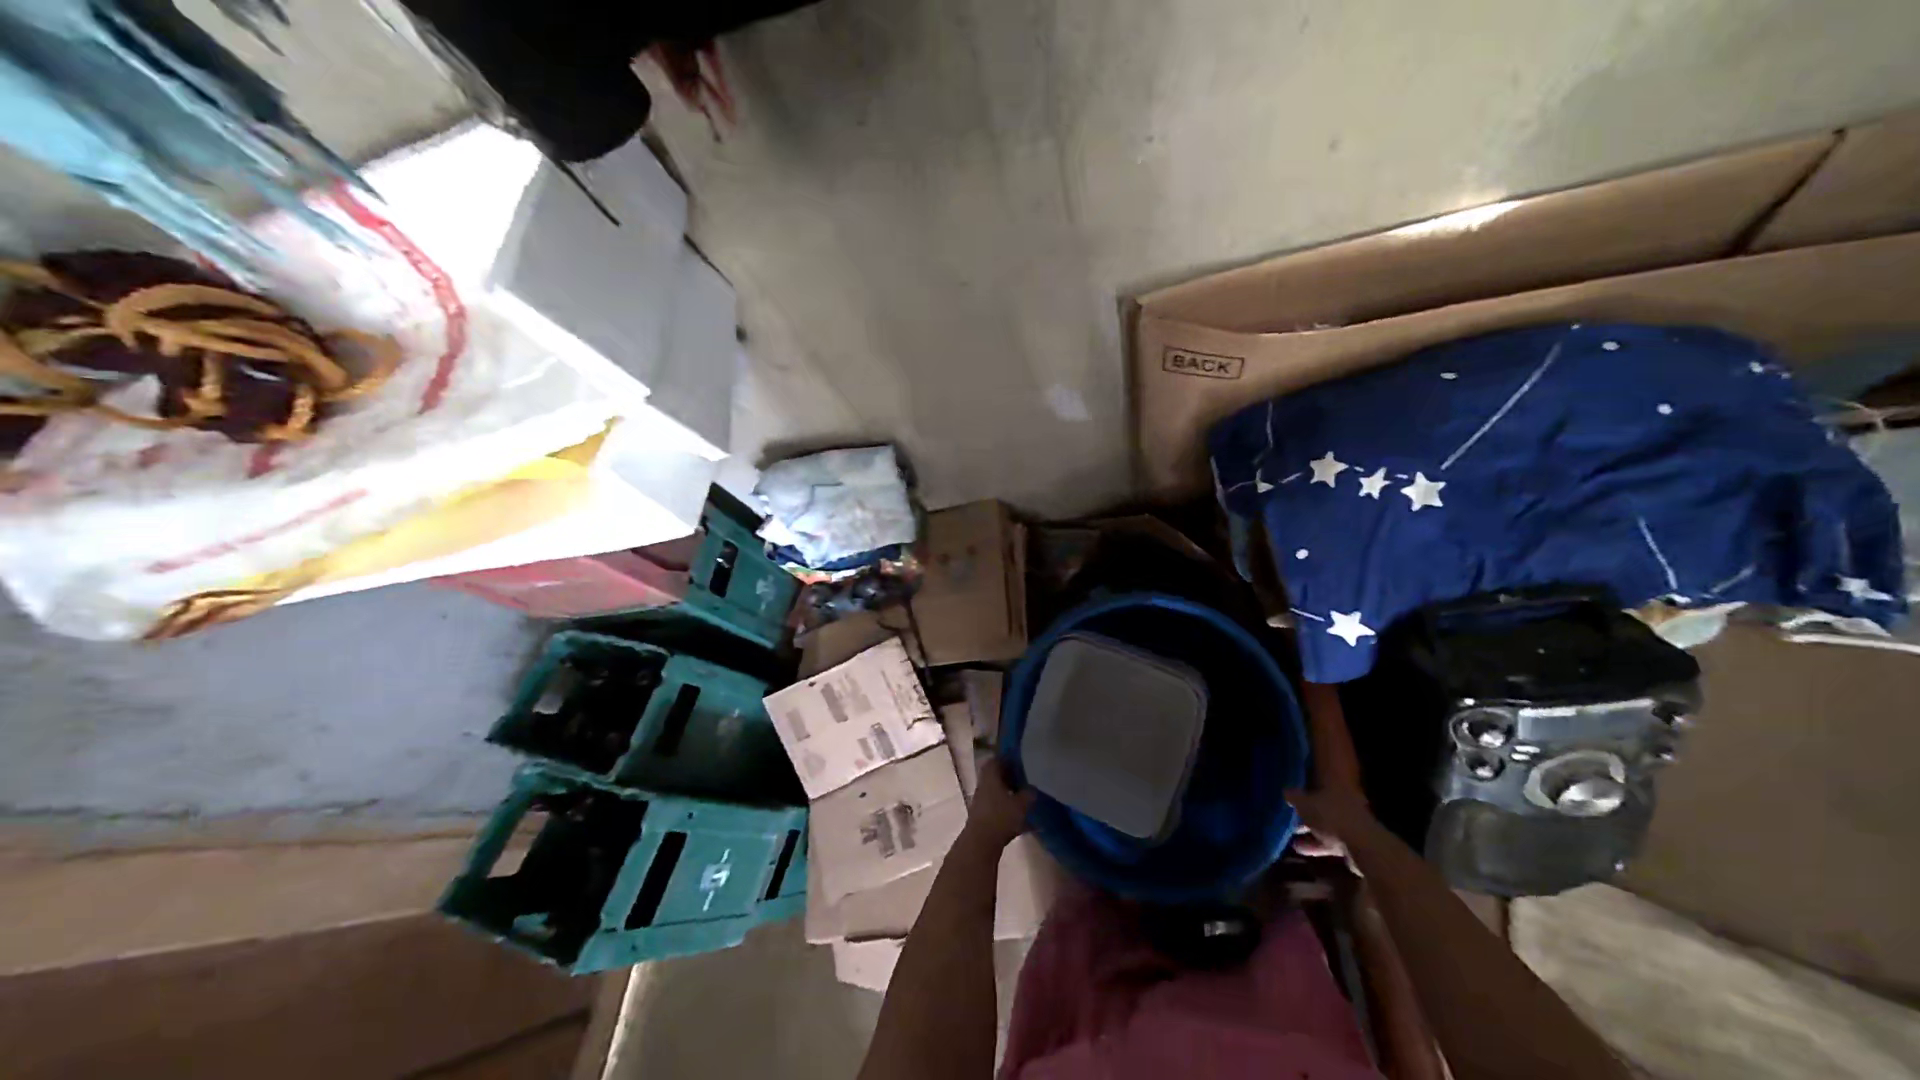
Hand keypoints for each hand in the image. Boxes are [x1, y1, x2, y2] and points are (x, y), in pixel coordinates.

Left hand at [963, 759, 1034, 848]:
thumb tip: (1032, 788)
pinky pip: (999, 810)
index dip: (1007, 759)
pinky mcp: (984, 819)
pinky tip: (1027, 823)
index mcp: (990, 777)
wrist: (981, 843)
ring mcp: (983, 803)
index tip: (1019, 760)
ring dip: (1011, 795)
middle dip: (1011, 778)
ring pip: (998, 794)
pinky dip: (1011, 813)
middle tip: (1026, 779)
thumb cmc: (1001, 817)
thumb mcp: (1021, 804)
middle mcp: (984, 787)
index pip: (996, 760)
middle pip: (997, 777)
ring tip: (1028, 799)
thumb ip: (1028, 793)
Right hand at [1286, 785, 1382, 849]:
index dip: (1306, 786)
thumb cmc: (1331, 816)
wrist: (1362, 846)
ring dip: (1311, 831)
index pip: (1320, 781)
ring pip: (1327, 824)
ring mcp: (1352, 823)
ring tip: (1291, 836)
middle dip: (1307, 811)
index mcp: (1337, 787)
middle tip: (1290, 815)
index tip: (1293, 791)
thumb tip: (1286, 791)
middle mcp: (1347, 802)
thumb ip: (1294, 797)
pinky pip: (1330, 841)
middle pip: (1323, 805)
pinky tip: (1300, 848)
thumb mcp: (1305, 803)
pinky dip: (1316, 844)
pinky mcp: (1354, 843)